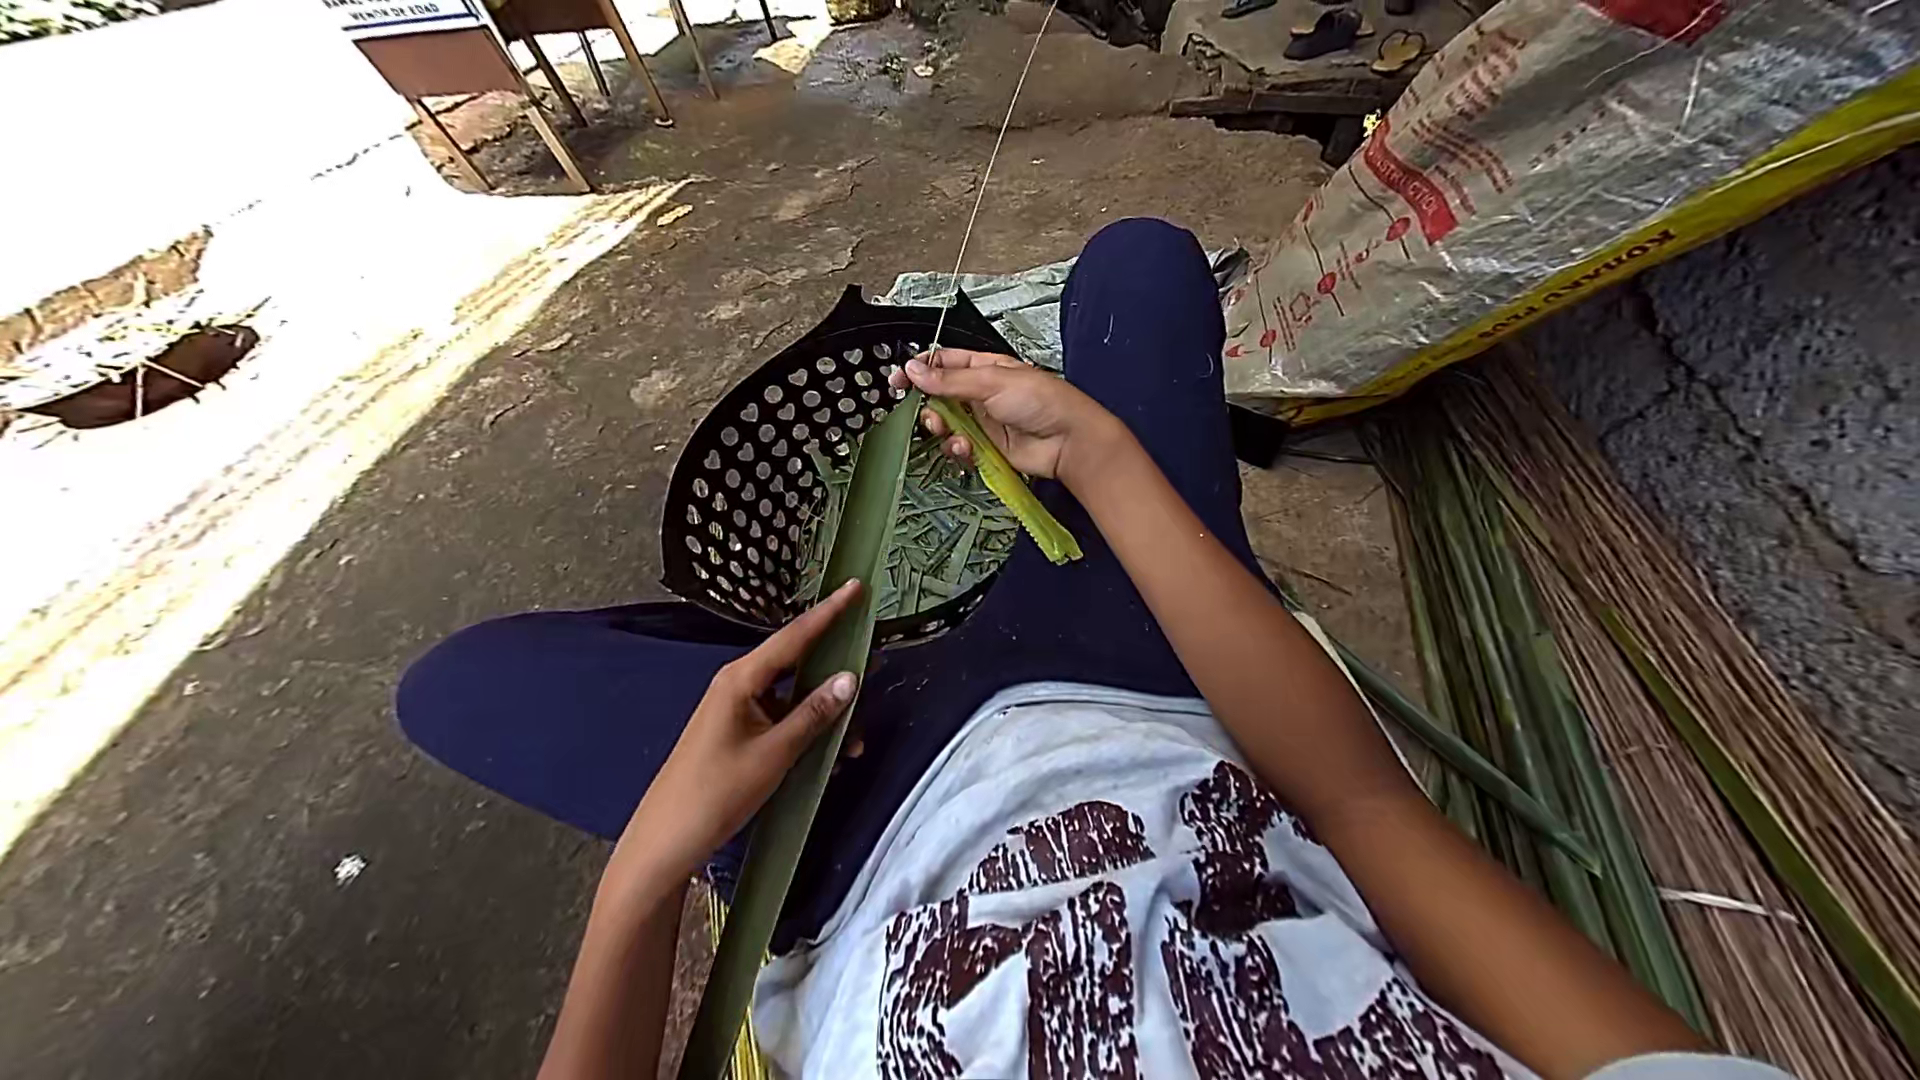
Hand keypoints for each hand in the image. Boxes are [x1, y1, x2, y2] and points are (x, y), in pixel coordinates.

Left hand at [615, 580, 864, 882]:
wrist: (666, 842)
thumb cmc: (717, 792)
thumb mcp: (774, 753)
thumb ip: (814, 713)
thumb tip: (851, 678)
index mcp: (742, 678)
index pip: (795, 635)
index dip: (829, 611)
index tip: (855, 586)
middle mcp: (740, 684)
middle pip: (798, 663)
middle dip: (837, 668)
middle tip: (875, 666)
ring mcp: (739, 708)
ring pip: (795, 696)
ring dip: (826, 714)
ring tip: (856, 740)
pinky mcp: (740, 731)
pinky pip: (783, 718)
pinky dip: (809, 731)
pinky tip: (831, 757)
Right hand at [888, 349, 1121, 485]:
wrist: (1068, 442)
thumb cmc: (1043, 402)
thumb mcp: (992, 382)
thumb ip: (950, 380)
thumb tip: (915, 370)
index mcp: (984, 368)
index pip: (943, 363)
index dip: (920, 370)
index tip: (899, 381)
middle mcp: (980, 394)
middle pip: (939, 397)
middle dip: (929, 406)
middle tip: (928, 413)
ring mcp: (982, 422)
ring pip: (946, 425)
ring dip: (942, 430)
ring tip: (951, 433)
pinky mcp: (986, 447)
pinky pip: (959, 448)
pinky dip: (957, 449)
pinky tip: (967, 448)